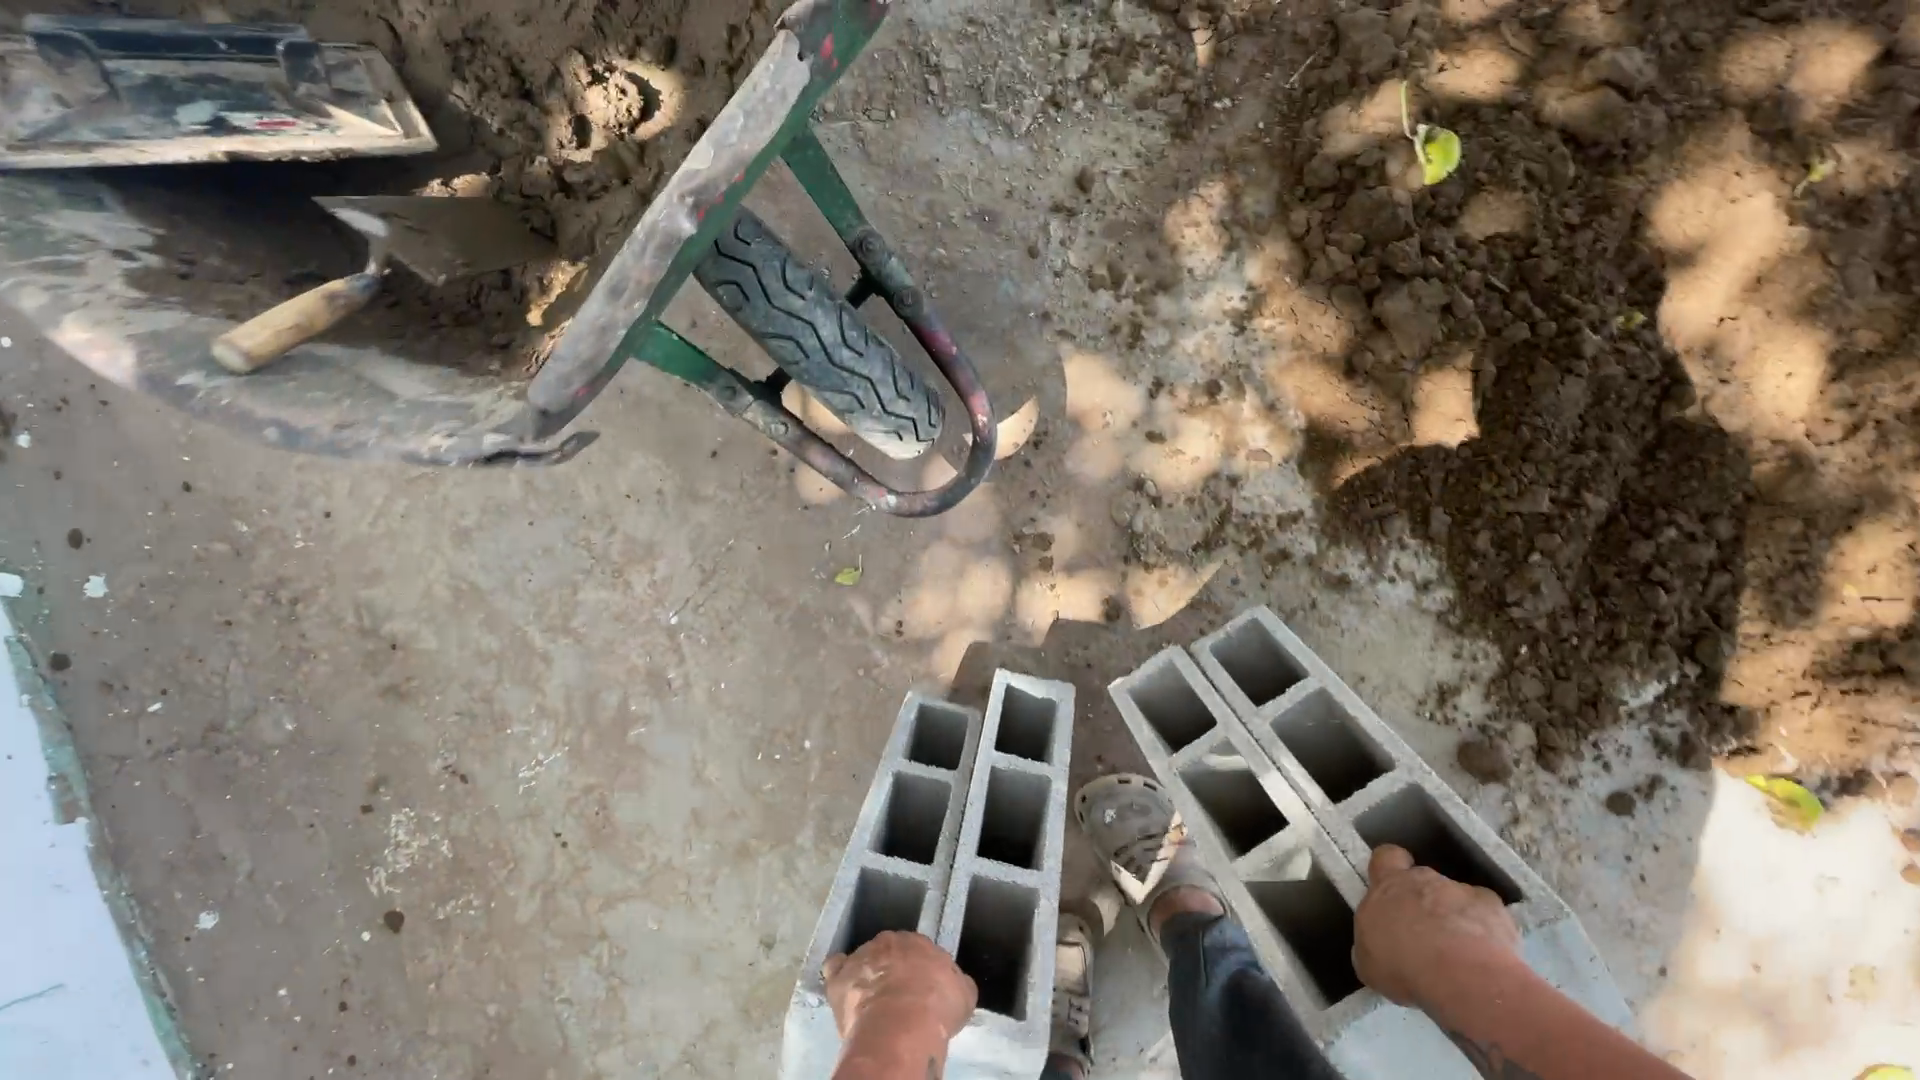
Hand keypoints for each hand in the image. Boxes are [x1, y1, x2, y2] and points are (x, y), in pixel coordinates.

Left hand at [824, 931, 976, 1042]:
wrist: (901, 1025)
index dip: (917, 970)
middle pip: (888, 952)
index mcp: (918, 941)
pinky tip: (844, 989)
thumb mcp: (963, 993)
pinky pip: (835, 969)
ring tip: (870, 1000)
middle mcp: (887, 941)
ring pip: (862, 960)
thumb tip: (953, 981)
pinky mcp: (838, 977)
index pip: (917, 950)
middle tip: (897, 996)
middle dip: (891, 969)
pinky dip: (839, 976)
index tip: (920, 988)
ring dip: (866, 975)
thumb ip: (956, 981)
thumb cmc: (936, 1008)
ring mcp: (860, 956)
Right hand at [1352, 844, 1520, 1008]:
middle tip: (1427, 933)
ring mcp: (1459, 891)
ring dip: (1456, 917)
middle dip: (1425, 900)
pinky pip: (1488, 914)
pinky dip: (1487, 929)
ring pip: (1456, 897)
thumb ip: (1371, 940)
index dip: (1391, 866)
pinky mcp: (1493, 907)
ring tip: (1461, 953)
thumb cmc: (1404, 967)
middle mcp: (1422, 880)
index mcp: (1387, 886)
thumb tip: (1379, 941)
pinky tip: (1486, 955)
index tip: (1395, 885)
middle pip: (1423, 879)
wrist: (1462, 978)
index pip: (1386, 857)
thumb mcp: (1368, 961)